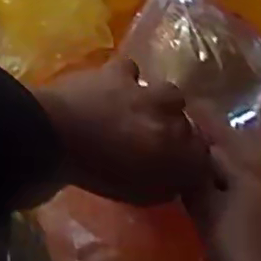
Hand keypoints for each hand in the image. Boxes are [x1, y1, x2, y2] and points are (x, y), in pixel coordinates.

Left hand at [33, 57, 211, 205]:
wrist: (56, 134)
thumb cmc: (97, 171)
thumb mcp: (142, 192)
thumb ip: (169, 181)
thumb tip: (178, 172)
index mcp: (178, 155)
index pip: (204, 156)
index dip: (191, 158)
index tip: (180, 160)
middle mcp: (168, 120)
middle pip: (188, 121)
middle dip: (176, 126)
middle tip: (157, 132)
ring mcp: (142, 92)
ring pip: (169, 92)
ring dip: (158, 100)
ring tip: (141, 106)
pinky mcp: (115, 71)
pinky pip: (131, 68)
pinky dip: (126, 75)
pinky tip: (116, 83)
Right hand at [182, 140, 260, 260]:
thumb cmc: (235, 246)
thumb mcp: (202, 211)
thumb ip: (192, 181)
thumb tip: (183, 161)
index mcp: (253, 179)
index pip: (216, 153)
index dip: (195, 156)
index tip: (179, 165)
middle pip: (238, 178)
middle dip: (217, 184)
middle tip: (194, 195)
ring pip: (255, 202)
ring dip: (236, 206)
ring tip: (216, 217)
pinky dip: (254, 226)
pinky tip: (242, 239)